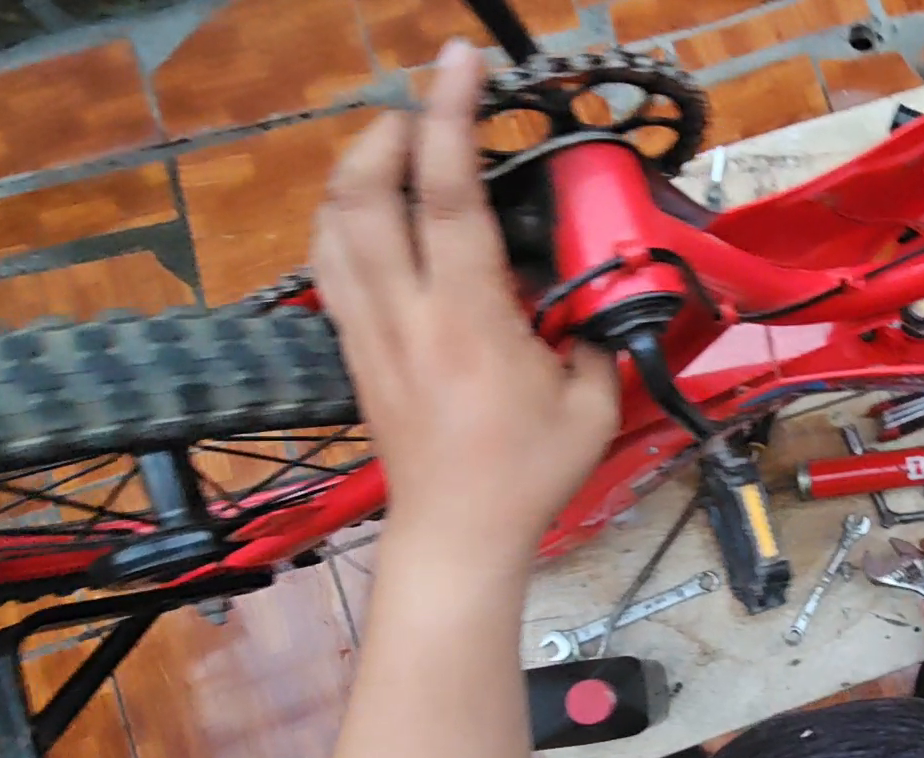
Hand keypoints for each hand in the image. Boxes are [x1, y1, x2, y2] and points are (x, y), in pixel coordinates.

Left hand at [312, 40, 618, 567]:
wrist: (460, 530)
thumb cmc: (529, 473)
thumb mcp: (591, 408)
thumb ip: (592, 344)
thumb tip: (583, 310)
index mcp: (471, 320)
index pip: (451, 196)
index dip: (453, 117)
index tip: (462, 61)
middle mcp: (407, 313)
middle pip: (364, 193)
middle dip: (388, 134)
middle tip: (426, 121)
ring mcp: (370, 333)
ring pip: (332, 226)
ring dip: (355, 173)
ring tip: (394, 159)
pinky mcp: (357, 355)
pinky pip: (330, 269)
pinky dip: (343, 224)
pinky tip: (372, 224)